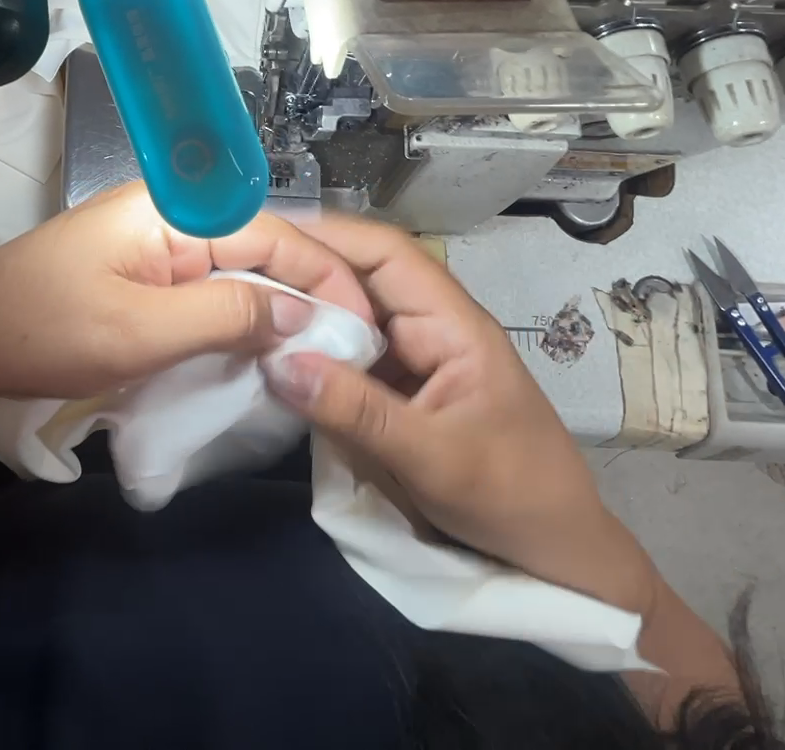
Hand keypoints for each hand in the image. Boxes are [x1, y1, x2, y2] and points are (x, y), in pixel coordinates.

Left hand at [0, 183, 372, 402]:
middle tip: (347, 347)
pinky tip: (258, 348)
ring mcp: (151, 245)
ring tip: (315, 353)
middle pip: (258, 246)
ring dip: (272, 309)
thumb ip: (227, 313)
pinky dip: (234, 318)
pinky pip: (202, 290)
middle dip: (304, 293)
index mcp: (172, 209)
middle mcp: (168, 215)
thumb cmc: (46, 330)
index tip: (362, 326)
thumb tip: (303, 313)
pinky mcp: (139, 275)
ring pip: (233, 270)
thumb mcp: (142, 330)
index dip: (323, 277)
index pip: (273, 231)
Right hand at [263, 216, 657, 613]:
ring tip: (238, 303)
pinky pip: (344, 353)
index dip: (329, 235)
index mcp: (452, 323)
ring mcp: (408, 356)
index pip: (387, 254)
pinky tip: (268, 351)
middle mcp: (426, 326)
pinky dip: (307, 348)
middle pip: (358, 277)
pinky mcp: (392, 386)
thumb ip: (356, 410)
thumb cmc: (512, 494)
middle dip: (300, 269)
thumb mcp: (434, 456)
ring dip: (298, 309)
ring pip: (346, 315)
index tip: (265, 235)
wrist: (551, 550)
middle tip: (233, 271)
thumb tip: (276, 362)